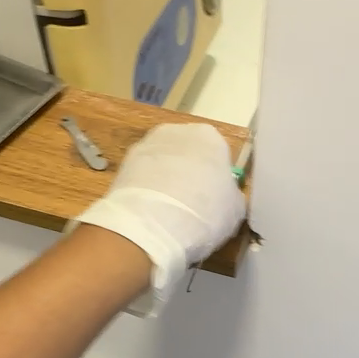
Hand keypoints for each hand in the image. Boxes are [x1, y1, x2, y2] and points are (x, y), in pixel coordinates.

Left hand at [72, 122, 246, 295]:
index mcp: (210, 136)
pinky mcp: (122, 165)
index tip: (215, 201)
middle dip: (190, 175)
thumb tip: (226, 198)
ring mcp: (145, 145)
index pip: (219, 154)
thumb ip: (232, 196)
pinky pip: (142, 178)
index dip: (217, 180)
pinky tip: (151, 215)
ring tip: (168, 214)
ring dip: (166, 182)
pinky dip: (147, 191)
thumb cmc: (204, 213)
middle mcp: (177, 131)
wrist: (152, 225)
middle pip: (188, 154)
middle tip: (193, 207)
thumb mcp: (235, 210)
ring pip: (163, 164)